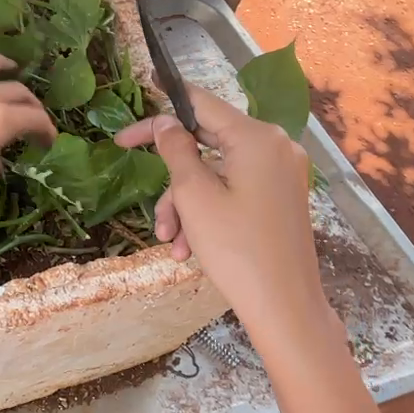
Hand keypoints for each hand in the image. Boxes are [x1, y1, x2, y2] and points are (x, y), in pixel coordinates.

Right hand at [114, 86, 323, 330]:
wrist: (284, 306)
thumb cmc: (235, 248)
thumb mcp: (194, 196)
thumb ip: (176, 150)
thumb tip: (166, 122)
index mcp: (256, 137)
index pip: (200, 105)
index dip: (160, 112)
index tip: (129, 128)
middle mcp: (275, 147)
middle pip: (207, 145)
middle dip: (173, 180)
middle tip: (145, 201)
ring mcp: (281, 174)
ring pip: (217, 175)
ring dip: (186, 205)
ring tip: (170, 241)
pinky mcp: (281, 199)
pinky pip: (234, 192)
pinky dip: (209, 212)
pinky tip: (189, 247)